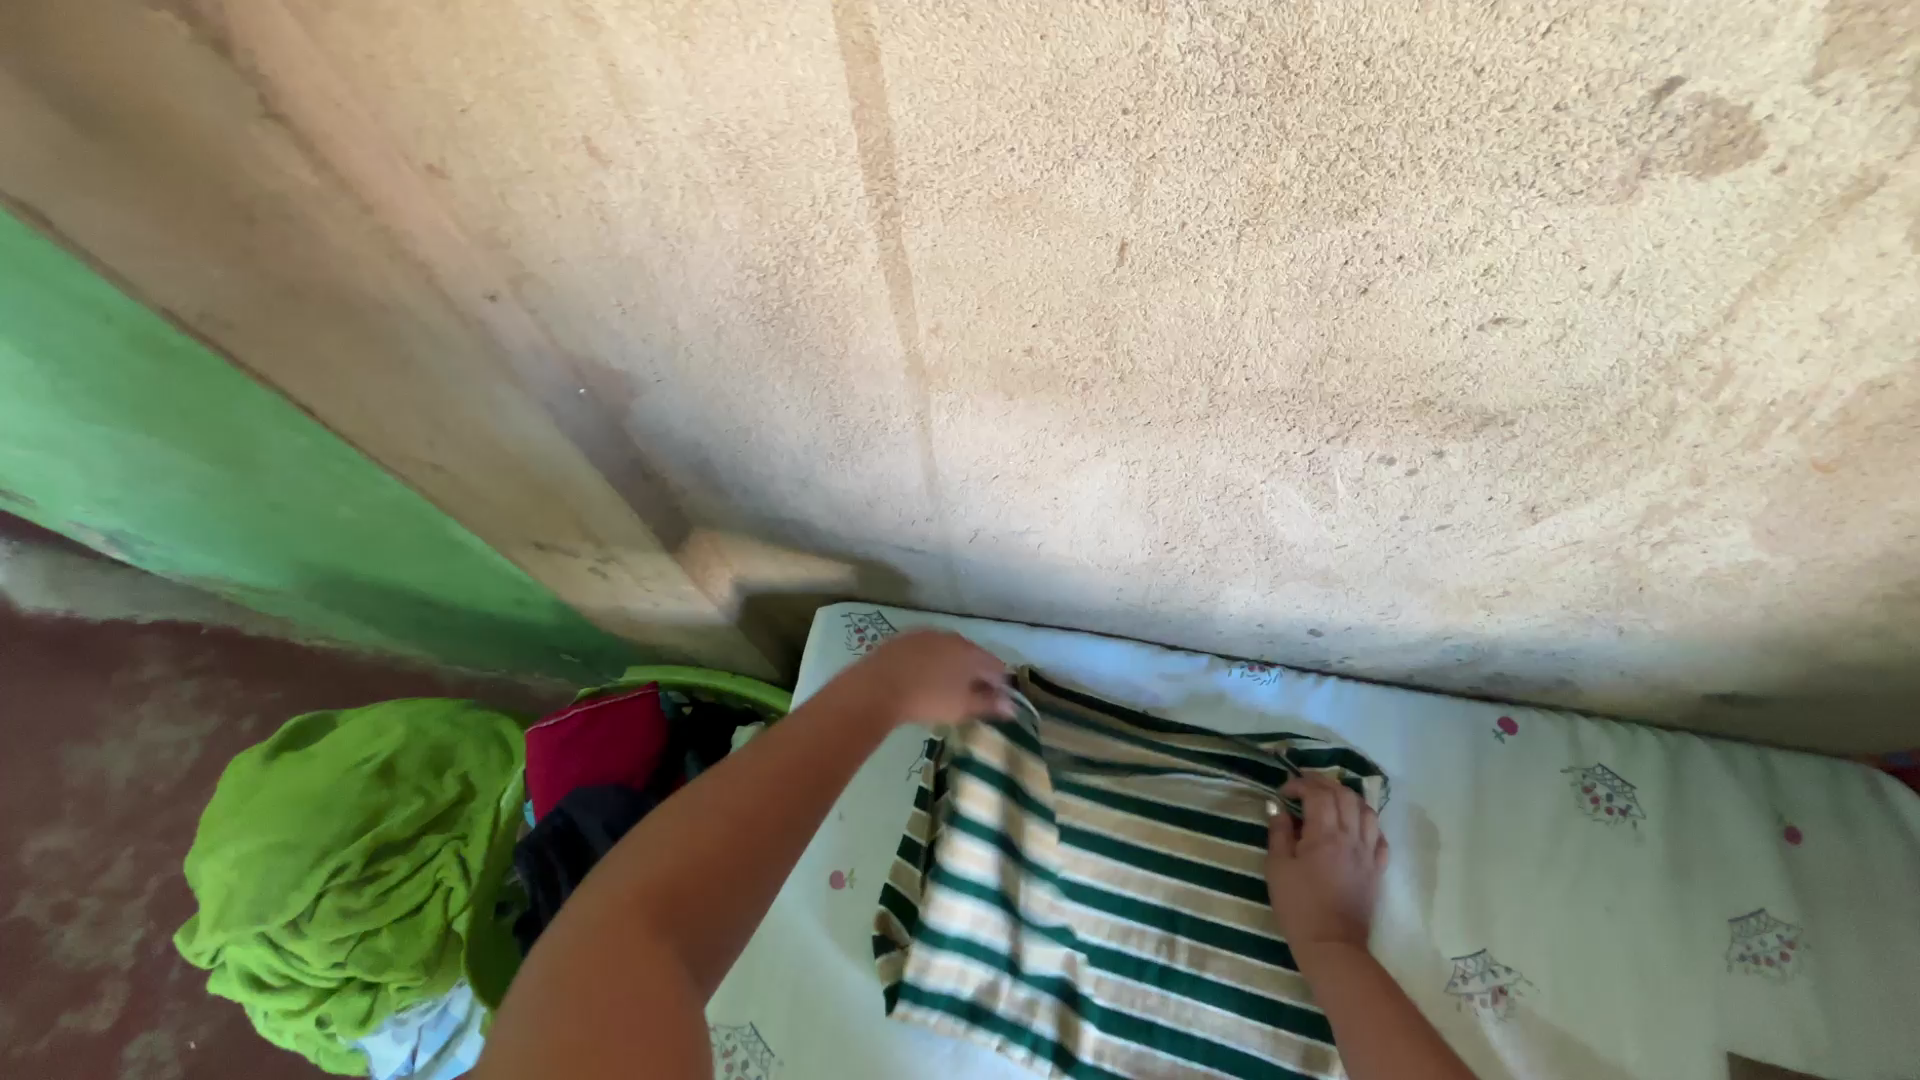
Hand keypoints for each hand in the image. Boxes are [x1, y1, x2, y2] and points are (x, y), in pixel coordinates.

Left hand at [826, 630, 1011, 727]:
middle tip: (968, 697)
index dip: (999, 684)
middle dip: (975, 674)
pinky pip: (925, 650)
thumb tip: (1012, 706)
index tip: (993, 701)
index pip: (997, 665)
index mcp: (971, 652)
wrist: (877, 687)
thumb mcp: (962, 707)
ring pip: (947, 651)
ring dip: (951, 667)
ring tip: (942, 689)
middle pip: (972, 655)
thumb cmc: (928, 699)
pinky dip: (929, 663)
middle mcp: (952, 637)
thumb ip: (989, 704)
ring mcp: (925, 634)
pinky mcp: (903, 638)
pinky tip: (920, 678)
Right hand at [1265, 773, 1386, 954]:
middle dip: (1323, 783)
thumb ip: (1279, 833)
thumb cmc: (1298, 906)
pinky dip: (1366, 823)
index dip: (1299, 784)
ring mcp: (1369, 854)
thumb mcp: (1277, 867)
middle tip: (1303, 786)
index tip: (1282, 791)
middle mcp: (1351, 838)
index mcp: (1325, 835)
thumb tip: (1279, 808)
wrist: (1332, 945)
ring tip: (1330, 800)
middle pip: (1344, 795)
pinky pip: (1379, 837)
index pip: (1317, 794)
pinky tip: (1353, 826)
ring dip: (1347, 798)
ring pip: (1366, 811)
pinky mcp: (1377, 870)